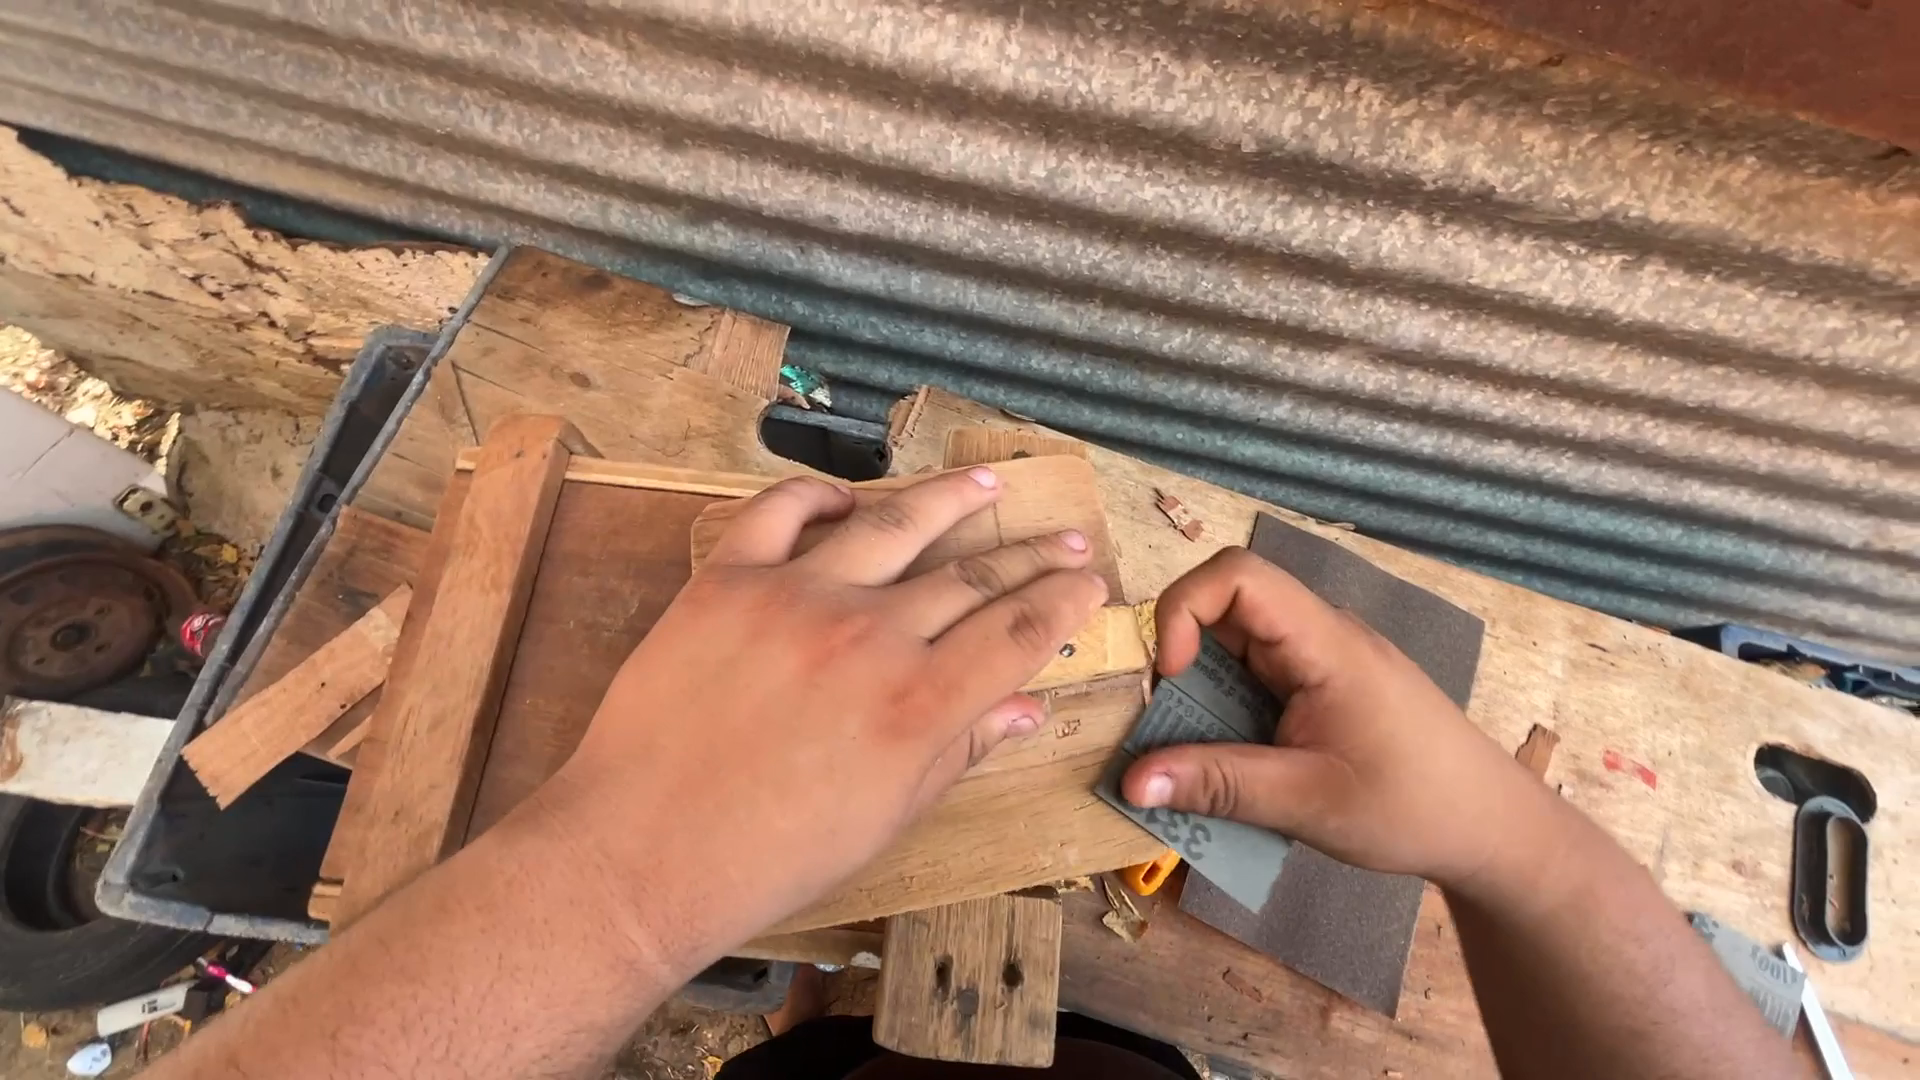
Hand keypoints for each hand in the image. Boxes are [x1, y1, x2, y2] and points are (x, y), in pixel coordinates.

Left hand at [527, 468, 1107, 970]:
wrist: (641, 854)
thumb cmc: (774, 853)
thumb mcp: (889, 815)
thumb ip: (962, 748)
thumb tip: (1027, 707)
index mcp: (917, 705)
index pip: (1018, 633)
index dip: (1063, 603)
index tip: (1088, 584)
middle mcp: (869, 636)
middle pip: (973, 576)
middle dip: (1032, 556)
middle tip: (1068, 539)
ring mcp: (796, 597)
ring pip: (894, 523)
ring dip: (950, 499)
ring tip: (988, 484)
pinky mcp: (727, 580)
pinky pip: (780, 512)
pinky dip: (819, 496)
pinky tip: (850, 497)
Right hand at [1120, 548, 1537, 887]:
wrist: (1499, 833)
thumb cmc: (1417, 809)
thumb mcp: (1309, 803)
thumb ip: (1219, 785)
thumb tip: (1132, 781)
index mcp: (1325, 642)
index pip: (1238, 575)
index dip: (1184, 608)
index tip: (1170, 675)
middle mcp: (1316, 635)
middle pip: (1224, 607)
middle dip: (1178, 659)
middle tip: (1163, 722)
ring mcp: (1317, 659)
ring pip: (1231, 646)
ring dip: (1197, 691)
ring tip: (1188, 747)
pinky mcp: (1316, 686)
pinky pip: (1249, 677)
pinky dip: (1221, 709)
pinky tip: (1224, 755)